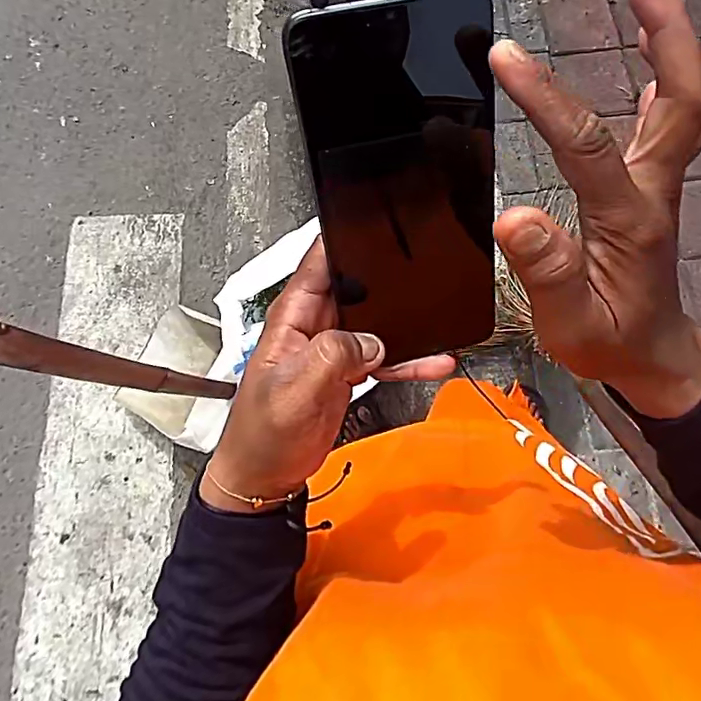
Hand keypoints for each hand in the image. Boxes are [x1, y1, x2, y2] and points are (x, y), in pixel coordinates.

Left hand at [201, 238, 455, 512]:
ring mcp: (334, 346)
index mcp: (293, 317)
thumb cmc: (263, 434)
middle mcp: (315, 325)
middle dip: (386, 279)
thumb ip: (332, 356)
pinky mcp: (348, 368)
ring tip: (437, 322)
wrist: (267, 475)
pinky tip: (433, 359)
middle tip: (421, 272)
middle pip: (357, 286)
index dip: (344, 240)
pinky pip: (385, 353)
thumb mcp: (294, 391)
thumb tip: (372, 341)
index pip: (318, 262)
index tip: (374, 225)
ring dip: (405, 322)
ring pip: (377, 320)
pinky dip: (409, 357)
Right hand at [488, 0, 700, 418]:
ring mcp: (660, 182)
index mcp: (629, 219)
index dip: (547, 99)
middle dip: (668, 35)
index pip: (588, 146)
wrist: (657, 356)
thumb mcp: (572, 326)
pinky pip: (672, 121)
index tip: (503, 56)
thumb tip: (515, 216)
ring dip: (671, 43)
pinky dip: (665, 78)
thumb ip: (548, 274)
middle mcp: (654, 188)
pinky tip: (649, 54)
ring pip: (682, 103)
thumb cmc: (611, 342)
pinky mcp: (655, 184)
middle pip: (682, 101)